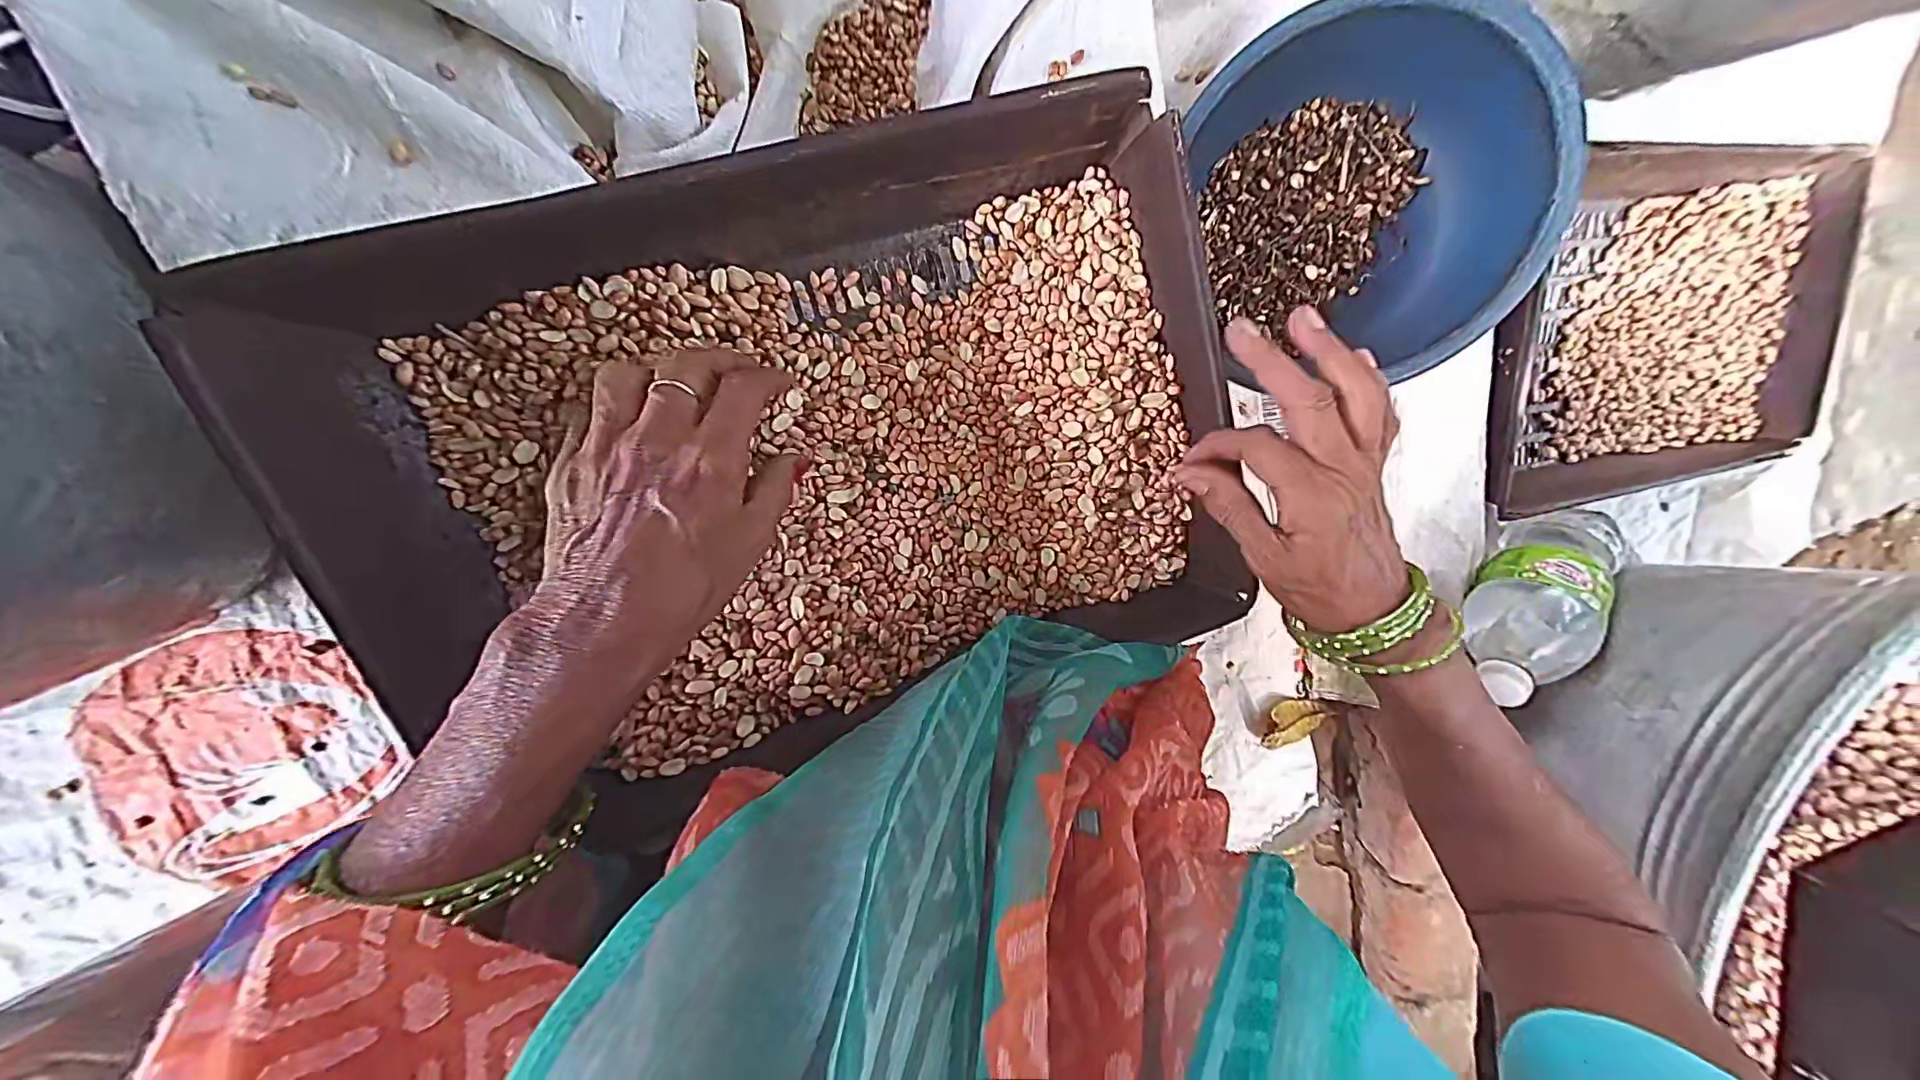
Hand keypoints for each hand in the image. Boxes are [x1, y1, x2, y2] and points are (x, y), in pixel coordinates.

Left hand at [528, 350, 799, 688]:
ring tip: (675, 383)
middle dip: (721, 358)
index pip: (744, 390)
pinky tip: (629, 418)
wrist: (607, 618)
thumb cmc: (683, 589)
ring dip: (659, 369)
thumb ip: (776, 490)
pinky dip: (615, 402)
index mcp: (711, 460)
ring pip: (629, 372)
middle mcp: (659, 441)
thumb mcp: (752, 543)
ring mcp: (609, 446)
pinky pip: (590, 408)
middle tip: (736, 369)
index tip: (778, 383)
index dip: (768, 377)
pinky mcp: (574, 462)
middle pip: (688, 365)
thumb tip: (793, 461)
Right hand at [1173, 308, 1405, 631]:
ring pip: (1356, 393)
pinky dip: (1369, 379)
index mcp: (1311, 495)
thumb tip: (1191, 473)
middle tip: (1241, 332)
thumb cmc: (1318, 588)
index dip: (1217, 446)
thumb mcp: (1262, 556)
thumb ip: (1228, 505)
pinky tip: (1356, 356)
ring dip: (1329, 351)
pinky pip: (1380, 412)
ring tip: (1303, 320)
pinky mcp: (1374, 463)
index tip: (1192, 458)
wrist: (1372, 609)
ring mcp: (1365, 462)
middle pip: (1308, 400)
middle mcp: (1344, 469)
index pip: (1256, 447)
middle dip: (1270, 361)